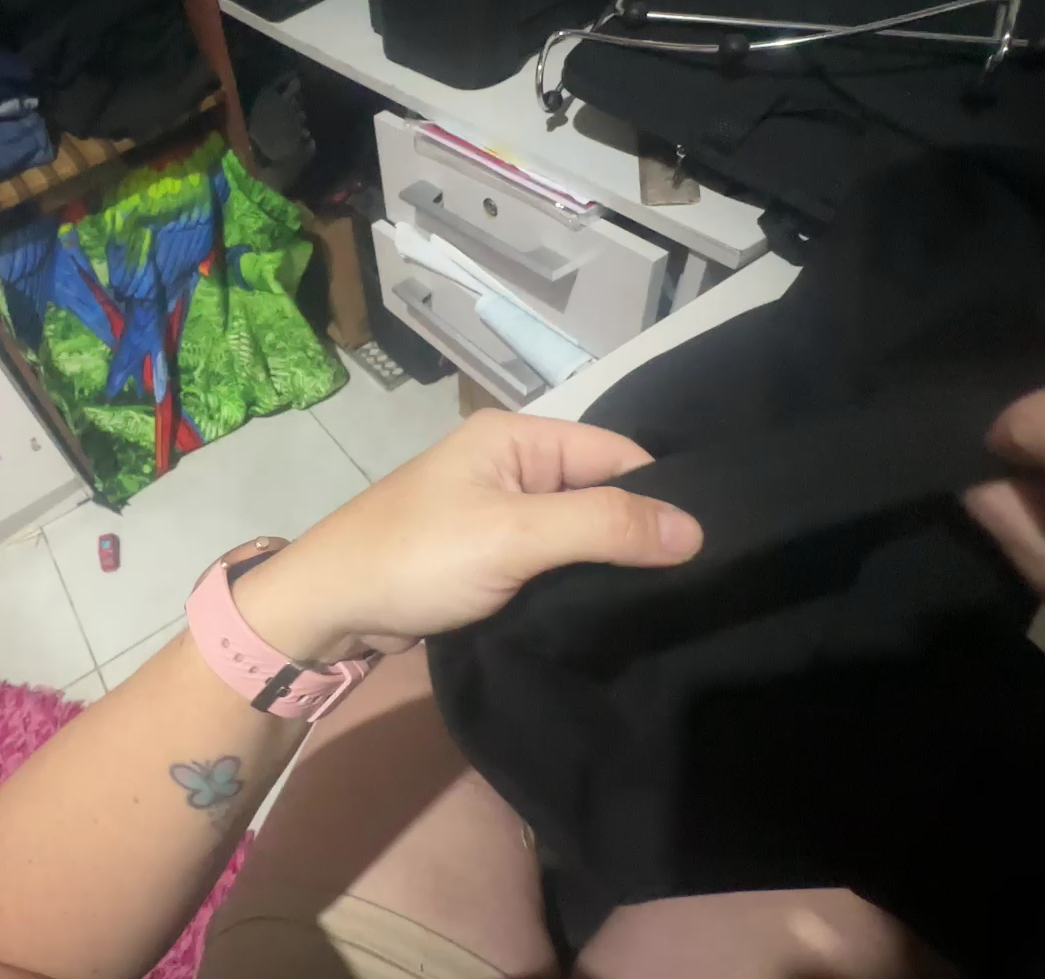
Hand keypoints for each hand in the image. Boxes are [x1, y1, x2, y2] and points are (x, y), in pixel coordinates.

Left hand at [230, 409, 703, 660]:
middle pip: (597, 489)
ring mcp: (496, 509)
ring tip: (666, 600)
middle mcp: (509, 463)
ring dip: (607, 560)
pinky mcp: (487, 551)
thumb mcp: (513, 536)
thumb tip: (695, 528)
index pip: (615, 453)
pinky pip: (547, 557)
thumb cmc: (418, 556)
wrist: (334, 604)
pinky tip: (610, 606)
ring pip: (574, 528)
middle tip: (696, 583)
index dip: (661, 495)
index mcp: (514, 437)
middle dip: (637, 531)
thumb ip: (601, 525)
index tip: (709, 548)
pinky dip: (573, 577)